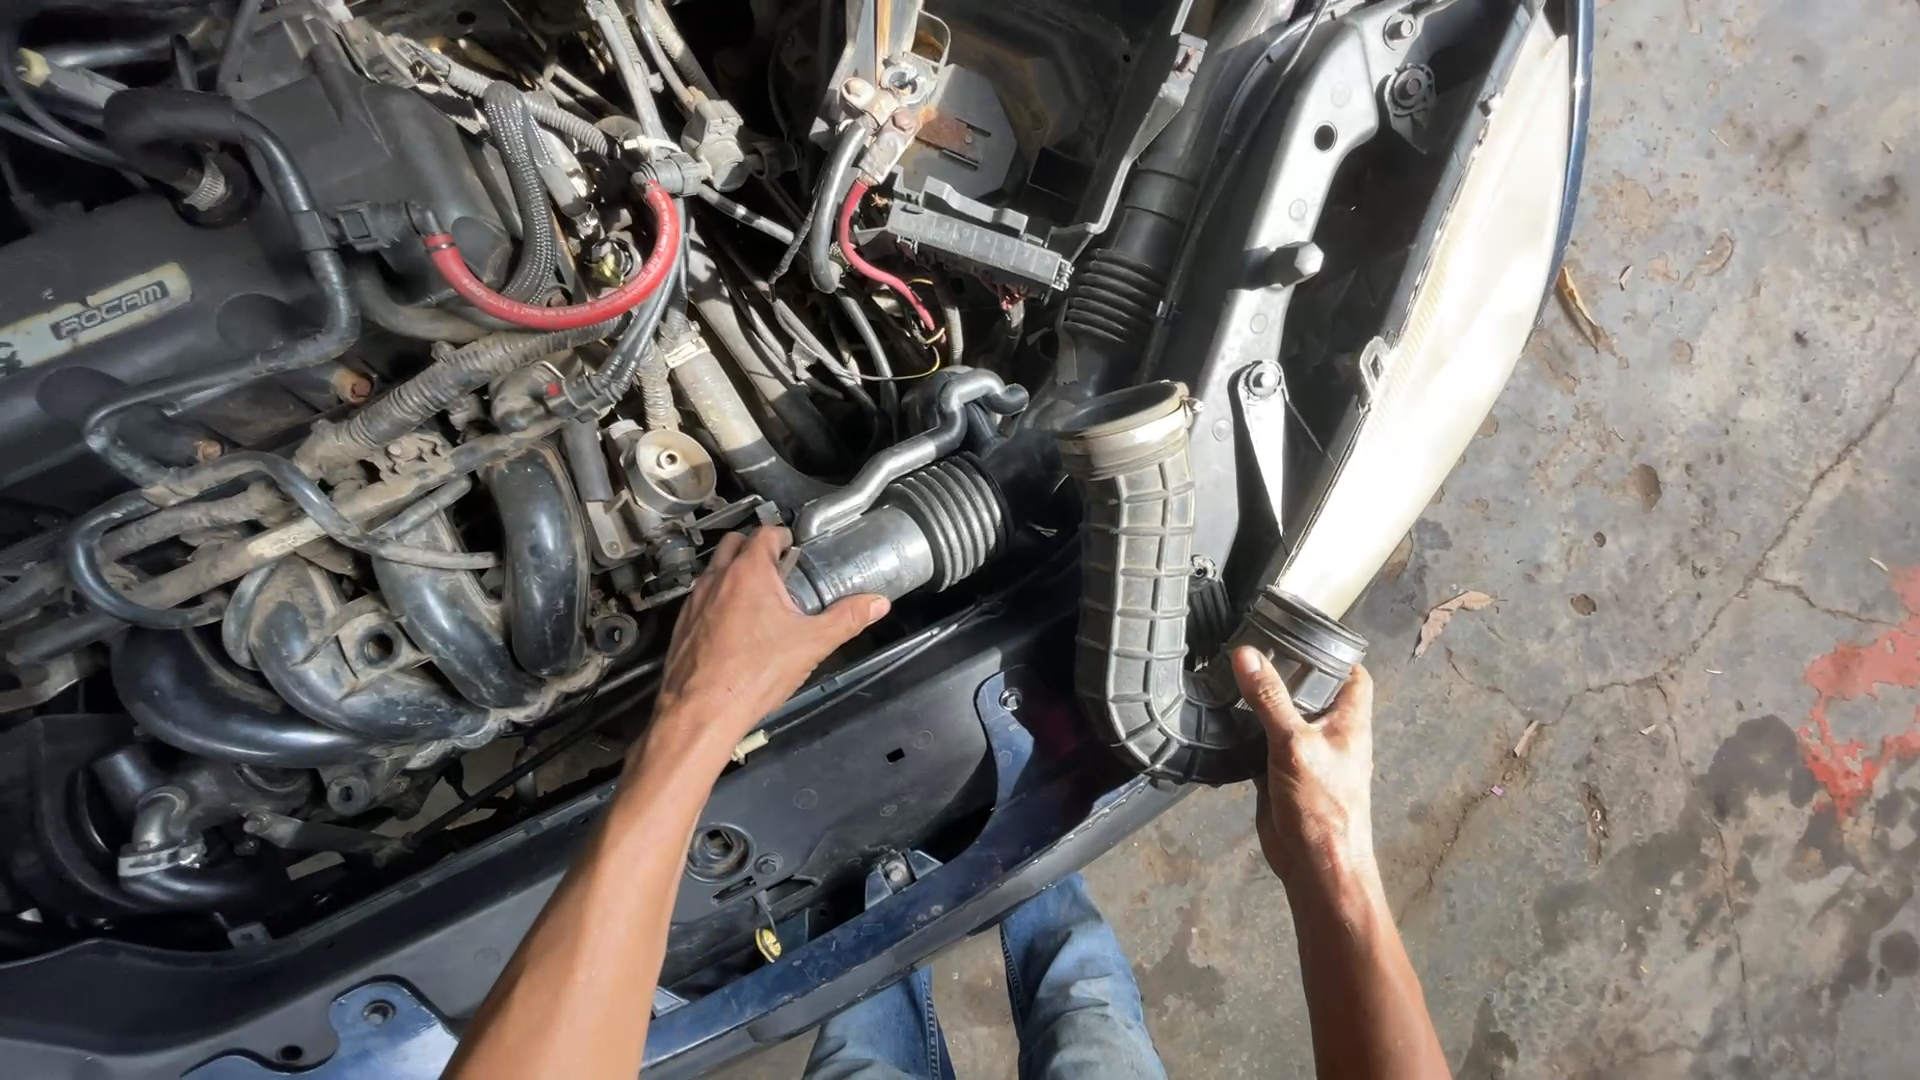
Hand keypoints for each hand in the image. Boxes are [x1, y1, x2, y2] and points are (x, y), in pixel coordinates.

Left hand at [648, 527, 888, 757]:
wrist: (702, 711)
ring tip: (760, 596)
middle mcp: (717, 579)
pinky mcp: (682, 625)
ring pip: (714, 570)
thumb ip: (847, 619)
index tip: (794, 547)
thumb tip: (876, 604)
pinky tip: (735, 626)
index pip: (764, 533)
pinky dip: (718, 599)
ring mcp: (695, 601)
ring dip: (734, 572)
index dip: (782, 536)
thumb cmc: (753, 674)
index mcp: (749, 573)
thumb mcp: (812, 644)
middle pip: (734, 543)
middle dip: (756, 548)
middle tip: (779, 567)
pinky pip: (701, 599)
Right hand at [1231, 649, 1376, 889]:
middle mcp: (1329, 732)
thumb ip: (1269, 699)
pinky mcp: (1278, 771)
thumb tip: (1246, 653)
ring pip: (1282, 714)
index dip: (1333, 652)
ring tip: (1227, 669)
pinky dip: (1243, 725)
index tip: (1300, 631)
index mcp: (1349, 721)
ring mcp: (1302, 752)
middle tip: (1249, 643)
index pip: (1352, 675)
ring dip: (1260, 697)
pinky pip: (1260, 739)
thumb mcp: (1294, 743)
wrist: (1315, 865)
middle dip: (1285, 669)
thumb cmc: (1322, 804)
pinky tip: (1219, 712)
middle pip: (1311, 690)